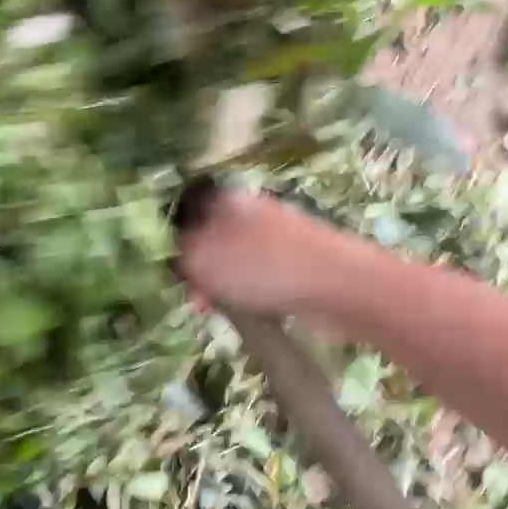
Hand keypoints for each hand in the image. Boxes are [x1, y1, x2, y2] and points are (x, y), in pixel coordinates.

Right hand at [175, 189, 369, 323]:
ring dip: (219, 283)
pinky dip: (248, 291)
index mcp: (220, 198)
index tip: (164, 268)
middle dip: (195, 268)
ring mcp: (274, 233)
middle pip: (205, 236)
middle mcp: (246, 208)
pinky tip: (246, 310)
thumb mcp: (200, 260)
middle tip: (192, 295)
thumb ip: (175, 255)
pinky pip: (257, 273)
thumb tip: (170, 255)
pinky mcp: (296, 259)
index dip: (166, 240)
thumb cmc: (261, 266)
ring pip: (231, 258)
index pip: (179, 212)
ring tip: (214, 310)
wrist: (343, 287)